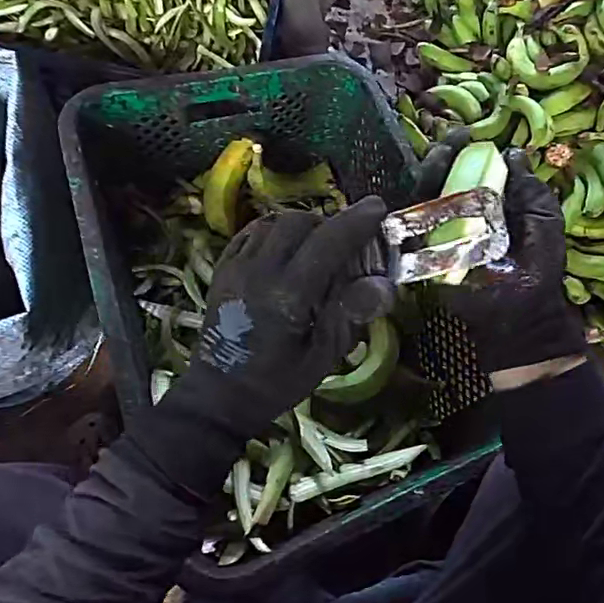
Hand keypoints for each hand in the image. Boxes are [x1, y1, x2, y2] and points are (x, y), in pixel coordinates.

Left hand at [165, 197, 391, 434]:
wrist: (219, 395)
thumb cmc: (276, 382)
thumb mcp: (321, 357)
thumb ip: (350, 315)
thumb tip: (384, 284)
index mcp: (288, 295)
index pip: (327, 243)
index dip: (356, 222)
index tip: (378, 207)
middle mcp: (259, 271)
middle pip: (299, 223)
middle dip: (329, 223)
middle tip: (347, 241)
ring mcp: (236, 266)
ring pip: (273, 223)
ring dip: (301, 225)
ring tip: (317, 245)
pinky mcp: (222, 268)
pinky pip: (251, 233)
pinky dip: (274, 230)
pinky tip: (286, 247)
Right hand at [411, 141, 585, 378]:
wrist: (521, 317)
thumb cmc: (537, 271)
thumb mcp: (542, 220)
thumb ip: (530, 189)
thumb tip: (513, 154)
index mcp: (485, 209)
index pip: (466, 174)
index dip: (464, 154)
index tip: (467, 136)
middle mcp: (457, 221)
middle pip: (439, 182)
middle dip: (441, 158)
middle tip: (449, 142)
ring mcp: (437, 240)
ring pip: (422, 200)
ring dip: (428, 175)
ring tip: (438, 156)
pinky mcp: (422, 260)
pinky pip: (410, 231)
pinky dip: (411, 209)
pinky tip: (422, 189)